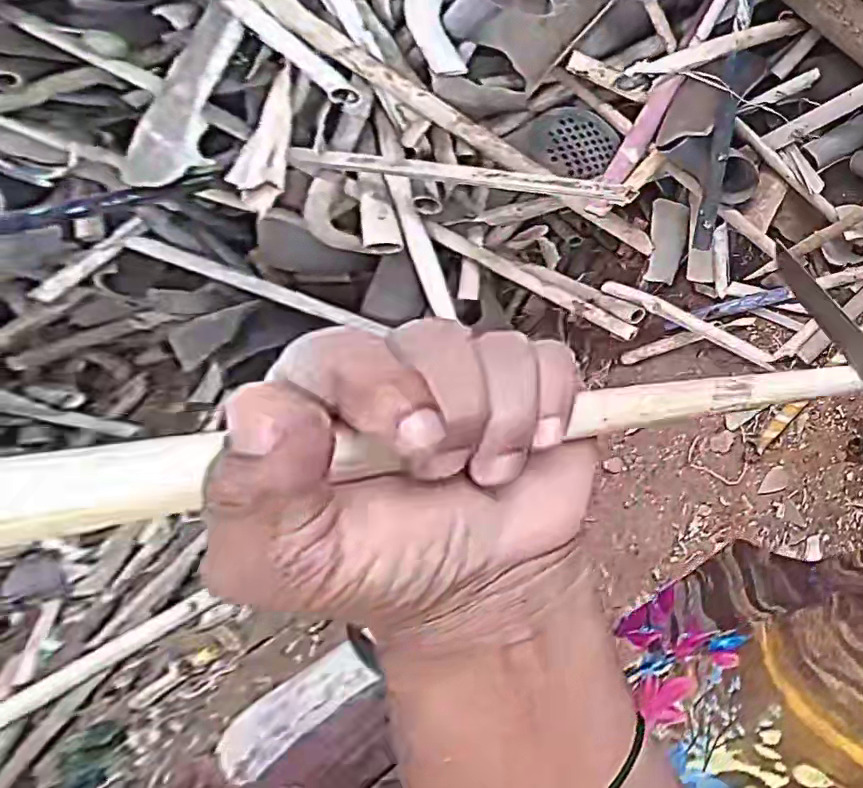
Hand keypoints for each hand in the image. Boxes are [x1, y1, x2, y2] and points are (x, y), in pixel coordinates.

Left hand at [203, 321, 592, 650]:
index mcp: (323, 406)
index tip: (406, 443)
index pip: (338, 351)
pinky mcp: (539, 380)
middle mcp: (403, 378)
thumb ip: (252, 494)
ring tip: (489, 468)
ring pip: (502, 350)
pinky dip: (551, 408)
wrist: (490, 580)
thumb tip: (259, 415)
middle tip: (445, 465)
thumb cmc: (392, 567)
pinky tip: (533, 444)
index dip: (379, 386)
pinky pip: (553, 361)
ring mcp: (477, 375)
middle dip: (455, 410)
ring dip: (506, 421)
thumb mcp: (289, 562)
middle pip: (434, 338)